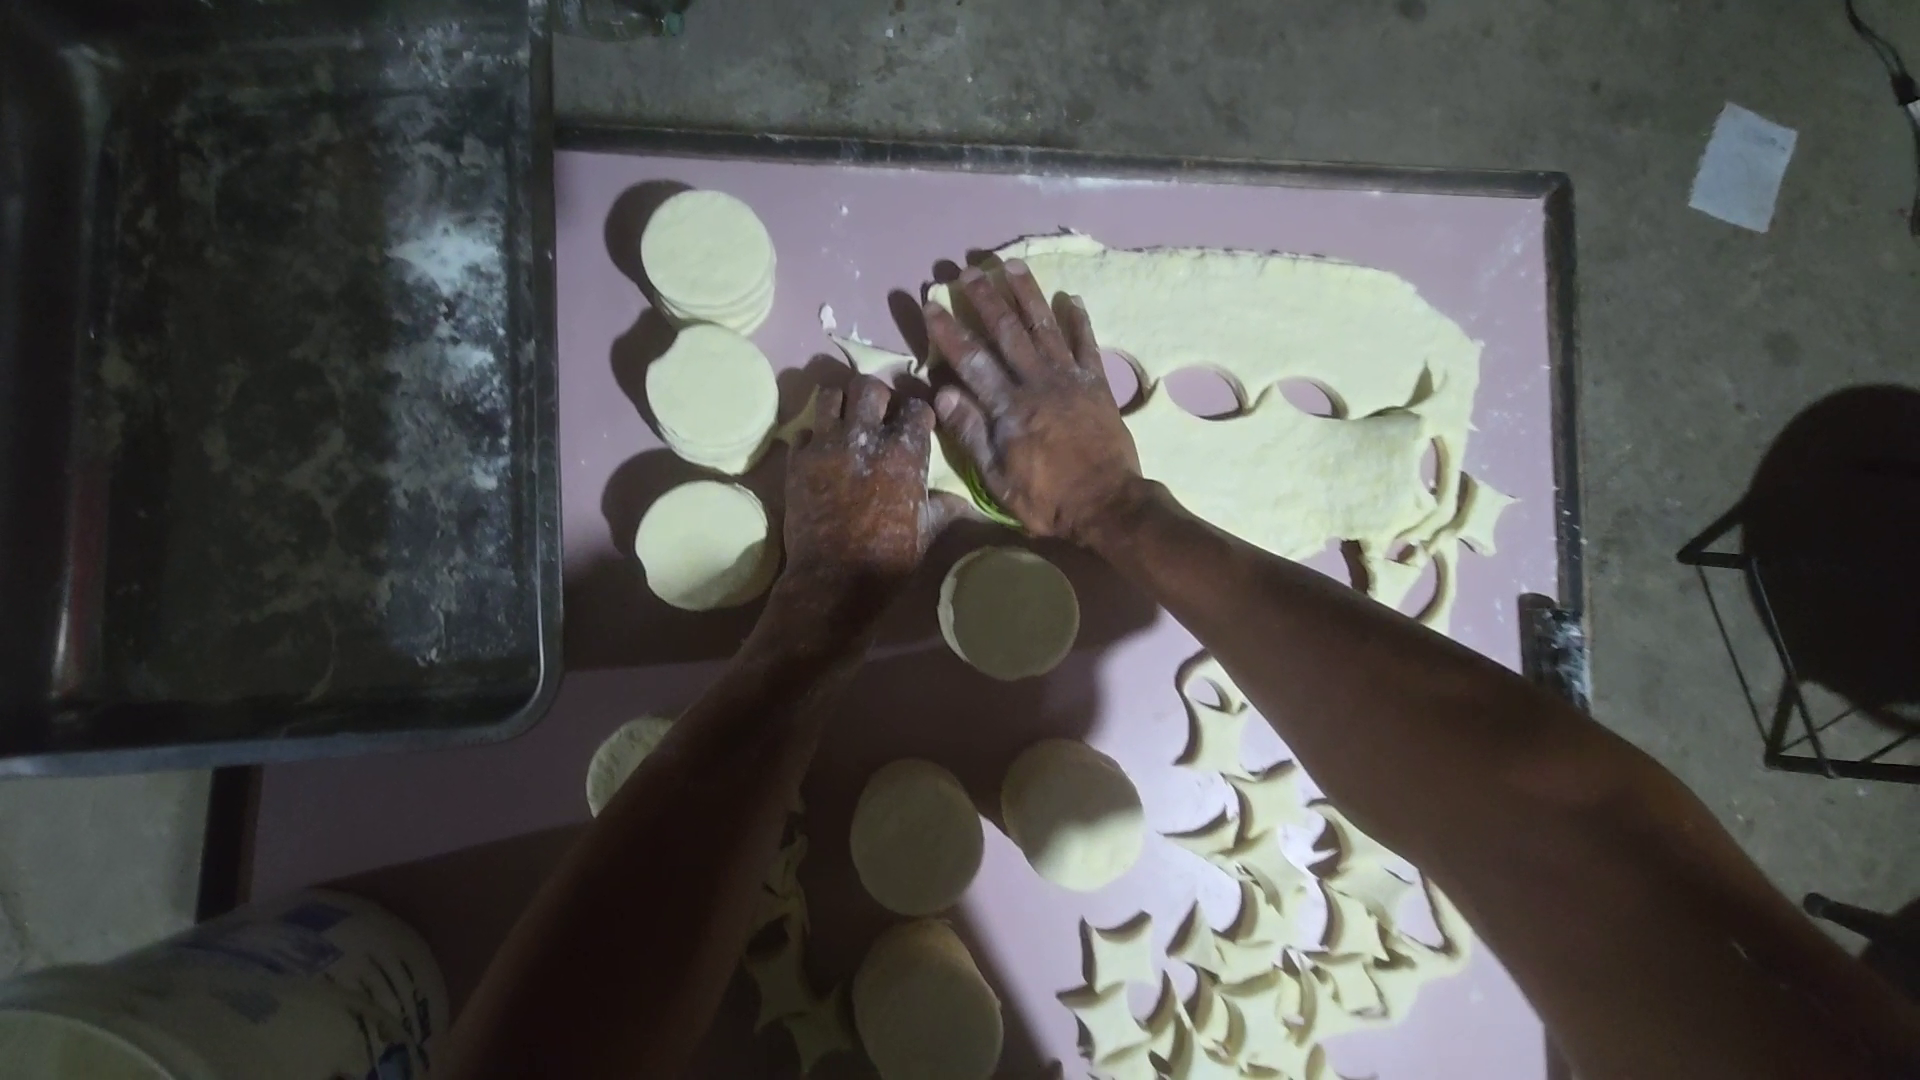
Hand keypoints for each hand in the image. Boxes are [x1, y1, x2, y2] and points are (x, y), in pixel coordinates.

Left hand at [780, 375, 954, 610]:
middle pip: (869, 387)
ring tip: (844, 420)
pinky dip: (813, 437)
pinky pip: (803, 431)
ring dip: (840, 403)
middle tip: (876, 414)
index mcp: (904, 453)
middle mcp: (865, 438)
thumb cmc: (889, 558)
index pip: (915, 407)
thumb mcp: (927, 532)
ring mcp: (827, 446)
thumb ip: (944, 508)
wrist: (834, 580)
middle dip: (876, 397)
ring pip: (830, 394)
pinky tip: (820, 452)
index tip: (913, 423)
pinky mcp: (797, 461)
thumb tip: (966, 503)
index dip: (916, 413)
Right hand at [922, 260, 1144, 542]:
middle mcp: (1037, 383)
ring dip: (1027, 295)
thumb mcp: (998, 478)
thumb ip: (971, 433)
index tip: (933, 304)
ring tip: (1012, 266)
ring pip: (1045, 328)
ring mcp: (1070, 380)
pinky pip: (1087, 344)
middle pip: (1007, 332)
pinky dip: (1079, 320)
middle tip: (969, 271)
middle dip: (986, 300)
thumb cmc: (1047, 499)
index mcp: (1008, 408)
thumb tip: (942, 392)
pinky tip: (1070, 297)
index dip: (950, 331)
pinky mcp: (1098, 385)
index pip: (972, 360)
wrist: (1108, 505)